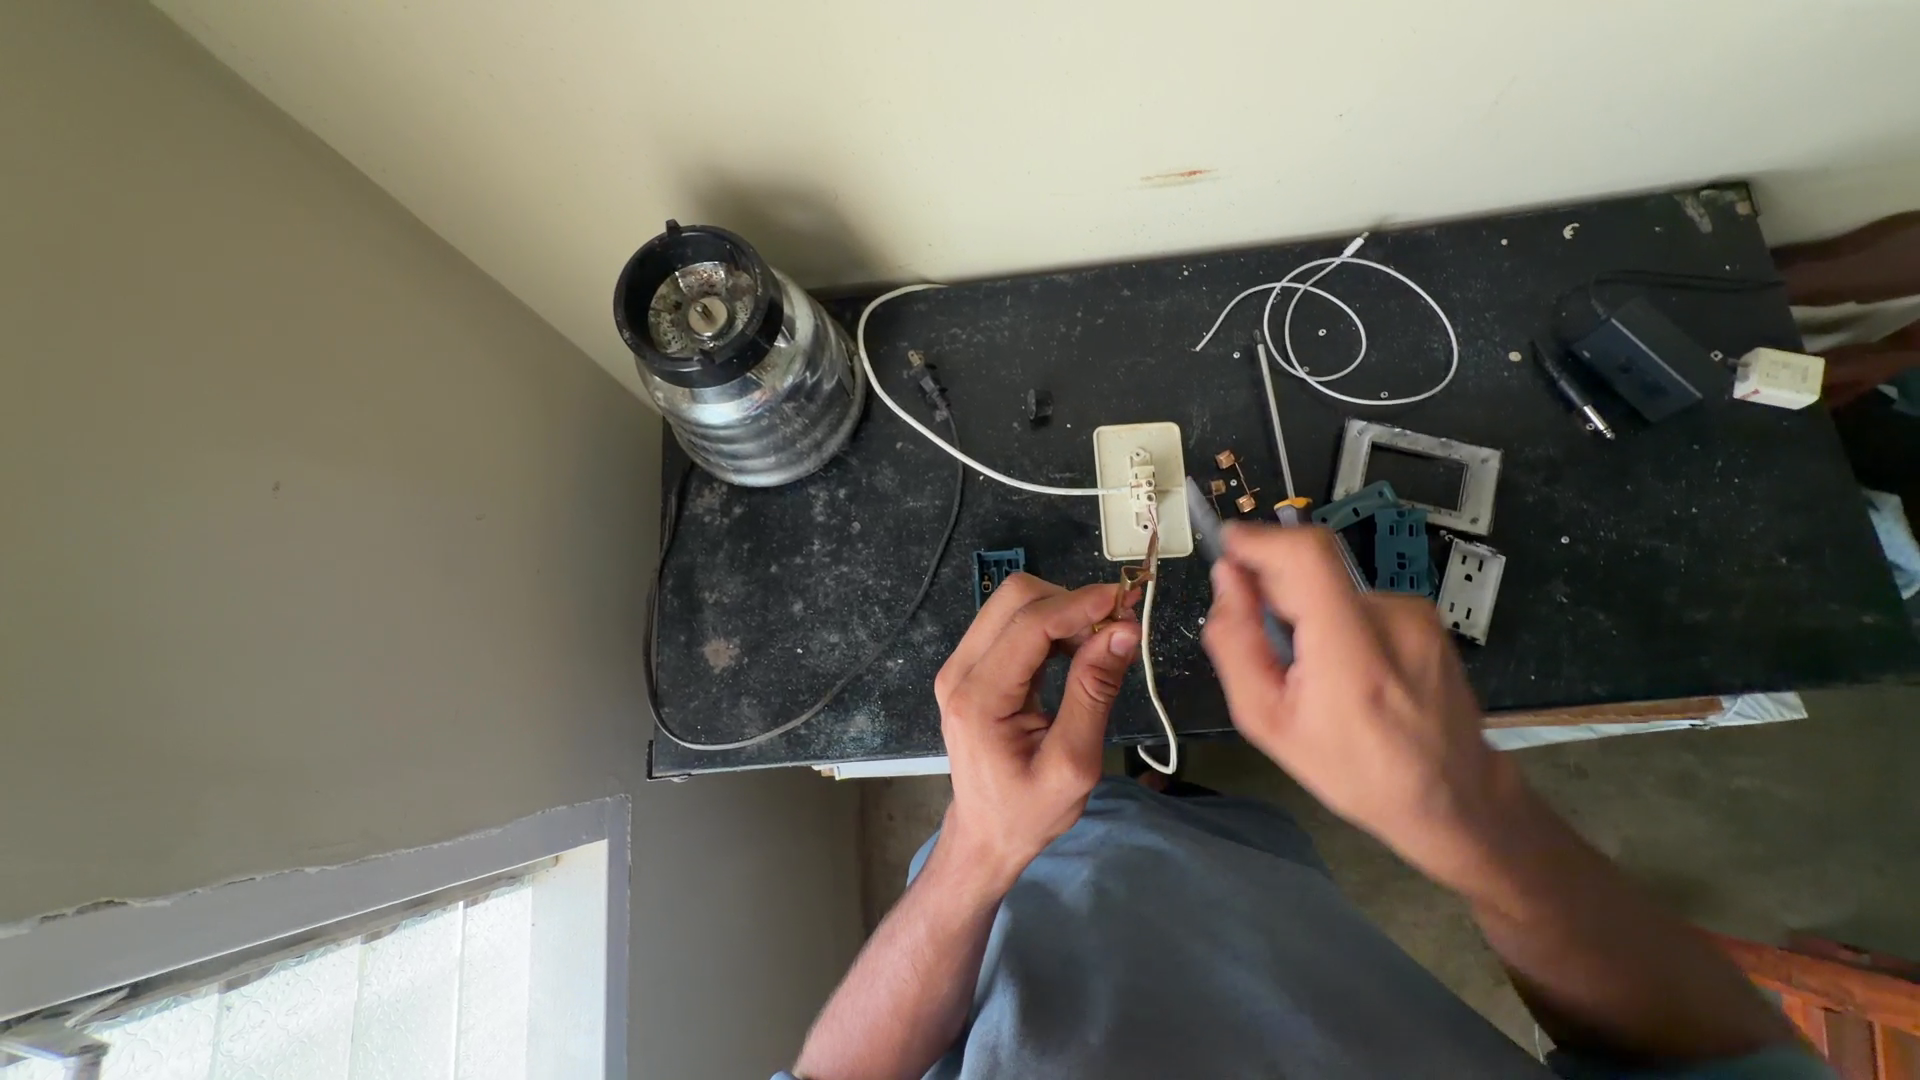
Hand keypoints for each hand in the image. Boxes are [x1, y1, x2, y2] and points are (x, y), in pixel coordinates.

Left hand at [933, 574, 1140, 888]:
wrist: (985, 835)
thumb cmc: (1029, 812)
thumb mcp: (1073, 763)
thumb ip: (1094, 692)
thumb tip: (1123, 631)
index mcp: (979, 698)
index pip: (1029, 624)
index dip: (1080, 604)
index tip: (1127, 601)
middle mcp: (960, 671)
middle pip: (1014, 598)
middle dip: (1070, 601)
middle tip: (1115, 628)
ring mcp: (960, 666)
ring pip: (1012, 604)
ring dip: (1062, 611)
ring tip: (1101, 643)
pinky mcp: (970, 668)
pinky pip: (1010, 624)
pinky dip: (1050, 626)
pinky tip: (1078, 651)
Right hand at [1201, 525, 1526, 890]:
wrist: (1454, 798)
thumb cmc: (1351, 771)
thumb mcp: (1266, 722)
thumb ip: (1235, 644)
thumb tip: (1227, 578)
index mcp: (1350, 654)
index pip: (1307, 555)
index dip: (1260, 539)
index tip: (1228, 545)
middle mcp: (1392, 619)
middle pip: (1310, 570)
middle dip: (1272, 589)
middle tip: (1264, 640)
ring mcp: (1417, 614)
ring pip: (1331, 587)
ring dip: (1305, 611)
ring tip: (1311, 670)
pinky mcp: (1427, 616)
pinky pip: (1358, 600)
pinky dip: (1335, 620)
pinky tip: (1345, 669)